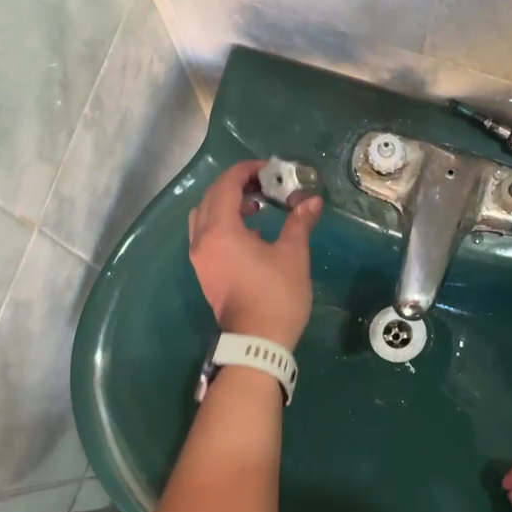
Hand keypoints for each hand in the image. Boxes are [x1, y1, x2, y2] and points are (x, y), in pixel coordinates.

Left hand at [188, 159, 322, 349]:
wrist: (257, 342)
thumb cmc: (276, 296)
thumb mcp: (293, 255)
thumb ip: (299, 222)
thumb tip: (311, 201)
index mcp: (221, 230)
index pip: (227, 186)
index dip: (246, 171)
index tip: (268, 169)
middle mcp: (202, 240)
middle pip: (211, 198)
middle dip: (236, 186)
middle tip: (264, 185)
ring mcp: (200, 258)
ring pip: (204, 216)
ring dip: (226, 204)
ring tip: (256, 208)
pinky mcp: (205, 272)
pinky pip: (206, 235)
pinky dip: (223, 224)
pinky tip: (250, 233)